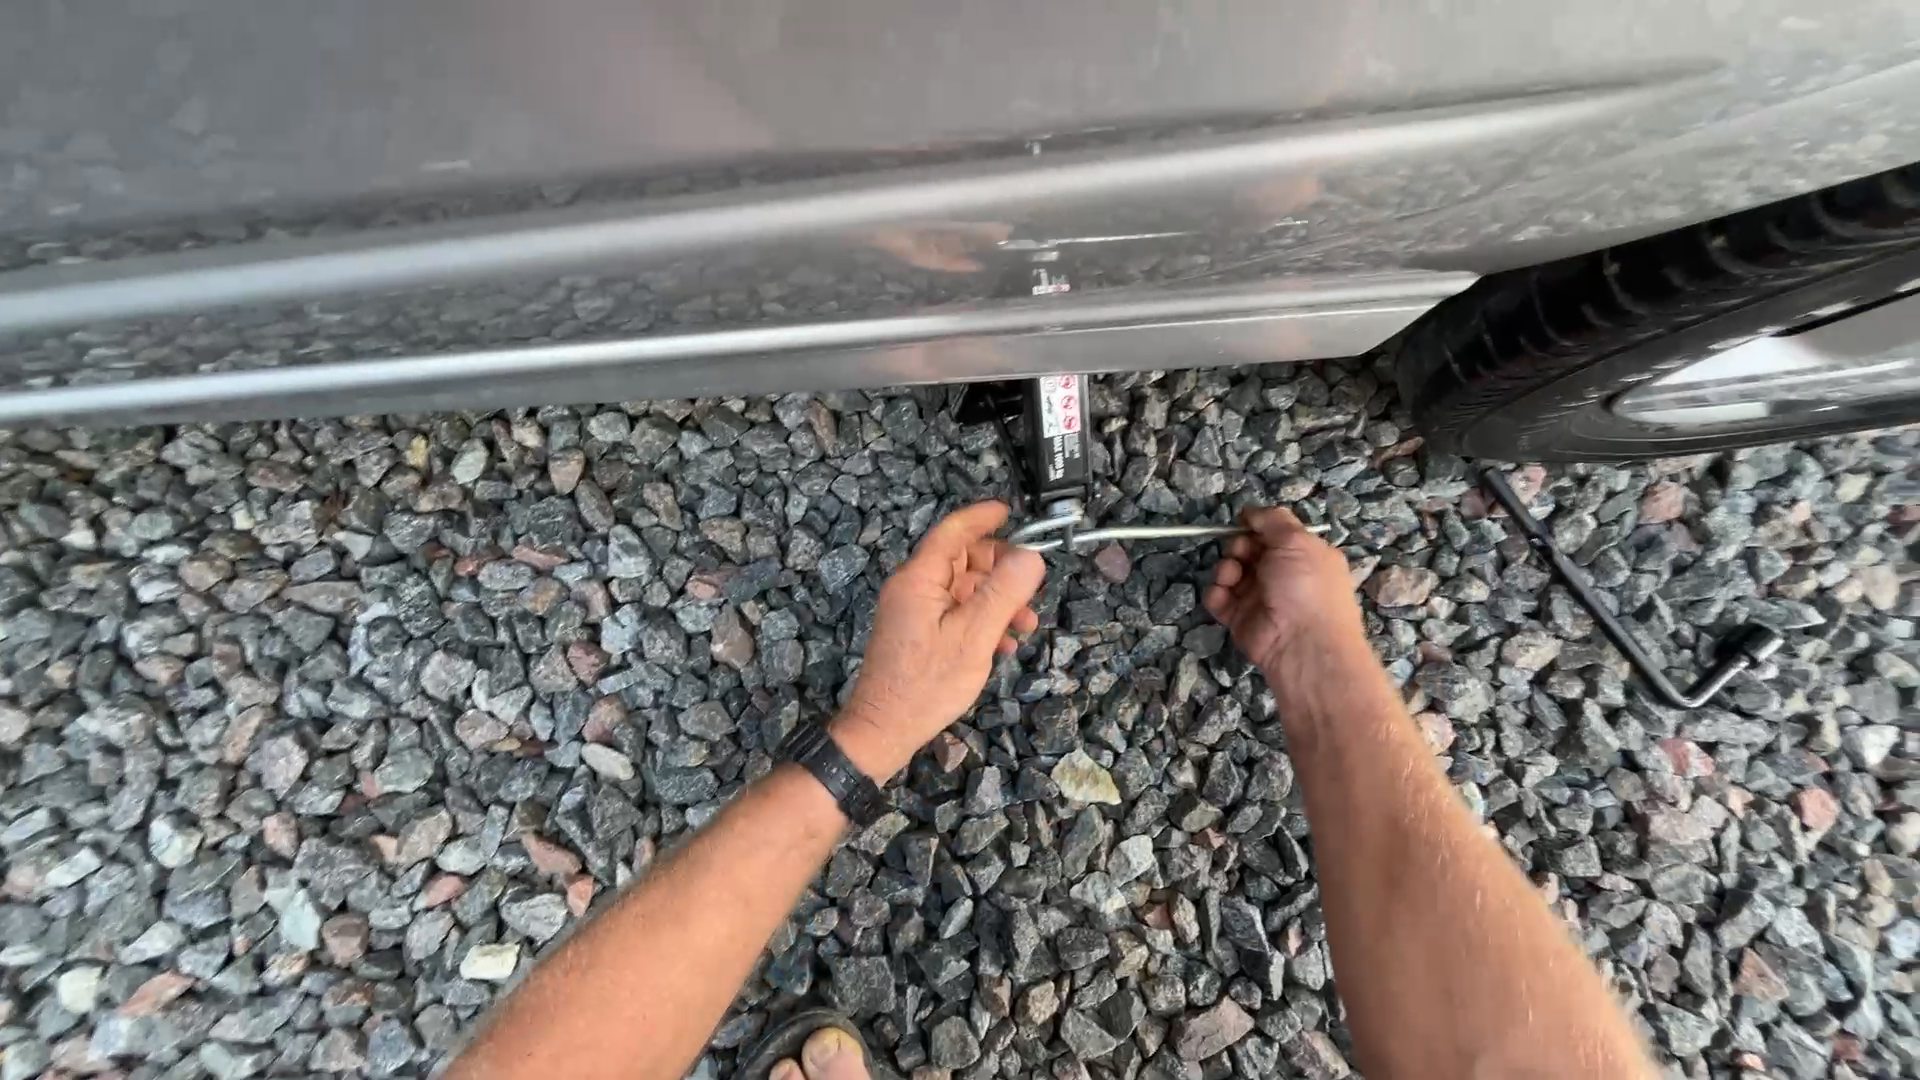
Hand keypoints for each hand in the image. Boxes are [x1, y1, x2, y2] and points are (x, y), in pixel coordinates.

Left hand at [832, 501, 1045, 777]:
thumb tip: (1031, 556)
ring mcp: (912, 610)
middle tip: (1031, 588)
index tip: (1009, 511)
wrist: (885, 729)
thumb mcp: (974, 637)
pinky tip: (1001, 644)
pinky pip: (953, 612)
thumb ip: (1003, 593)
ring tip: (1024, 626)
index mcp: (919, 579)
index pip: (952, 531)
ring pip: (963, 589)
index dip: (982, 517)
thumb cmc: (925, 686)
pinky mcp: (916, 631)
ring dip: (996, 601)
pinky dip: (980, 620)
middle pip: (962, 560)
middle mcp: (912, 587)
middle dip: (1000, 571)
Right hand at [1204, 506, 1363, 673]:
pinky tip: (1222, 595)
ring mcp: (1259, 598)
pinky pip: (1219, 599)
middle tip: (1242, 554)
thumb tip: (1250, 511)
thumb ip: (1272, 519)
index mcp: (1303, 556)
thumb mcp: (1297, 541)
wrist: (1303, 644)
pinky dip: (1216, 594)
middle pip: (1246, 551)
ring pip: (1230, 573)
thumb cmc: (1306, 586)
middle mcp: (1282, 576)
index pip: (1272, 534)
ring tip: (1231, 578)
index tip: (1244, 523)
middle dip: (1238, 547)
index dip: (1255, 527)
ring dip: (1225, 569)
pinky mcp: (1240, 619)